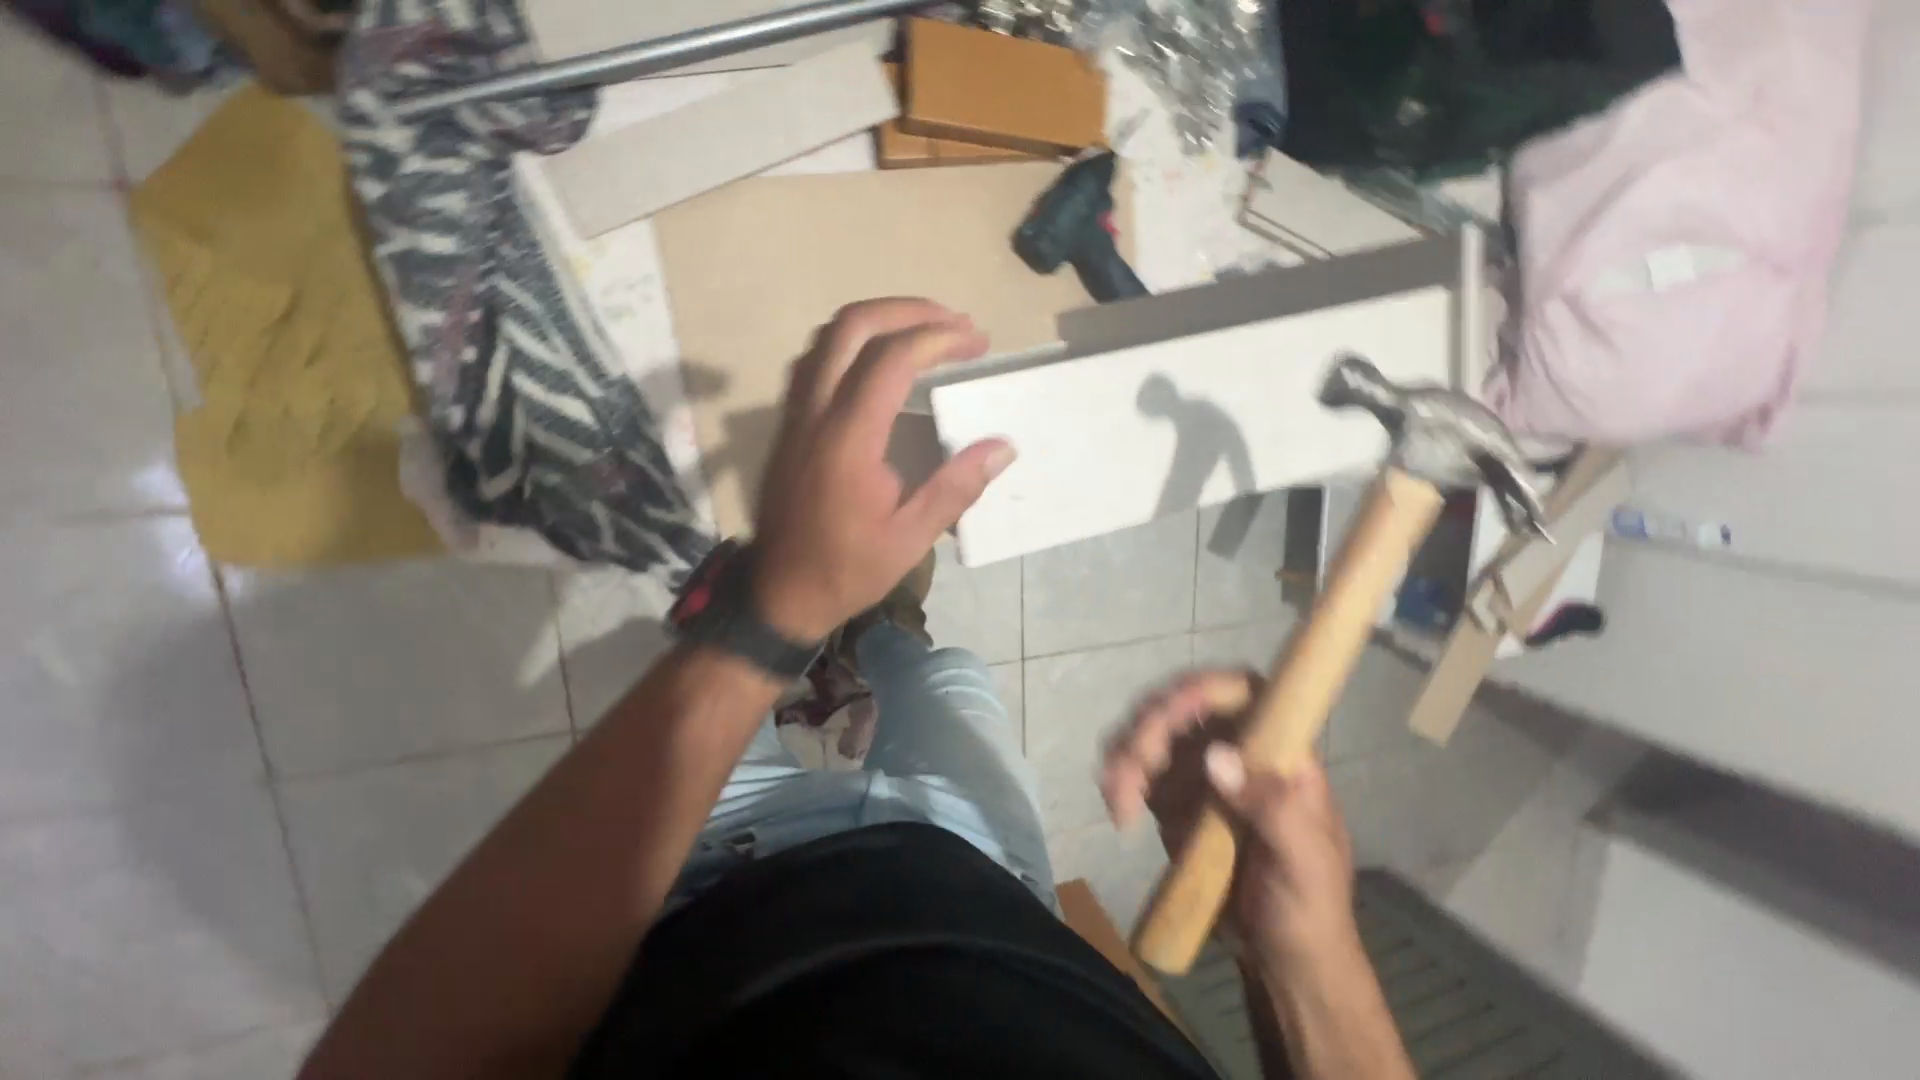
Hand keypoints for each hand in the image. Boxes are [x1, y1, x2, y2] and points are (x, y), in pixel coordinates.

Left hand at [752, 299, 1015, 641]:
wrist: (779, 593)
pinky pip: (814, 360)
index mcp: (847, 439)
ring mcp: (794, 415)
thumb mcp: (910, 540)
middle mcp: (814, 412)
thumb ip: (955, 488)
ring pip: (827, 337)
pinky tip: (879, 364)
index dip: (938, 337)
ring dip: (878, 321)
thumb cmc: (846, 570)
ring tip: (923, 332)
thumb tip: (1003, 447)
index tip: (976, 341)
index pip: (891, 358)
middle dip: (908, 311)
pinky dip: (852, 344)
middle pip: (852, 326)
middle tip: (954, 323)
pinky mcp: (788, 425)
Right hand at [1101, 670, 1357, 965]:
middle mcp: (1236, 752)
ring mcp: (1199, 775)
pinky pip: (1135, 771)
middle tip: (1134, 765)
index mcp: (1278, 754)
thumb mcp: (1305, 863)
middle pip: (1183, 706)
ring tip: (1120, 798)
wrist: (1282, 961)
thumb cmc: (1309, 908)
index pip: (1243, 691)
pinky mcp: (1170, 801)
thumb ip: (1272, 808)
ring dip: (1125, 753)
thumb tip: (1216, 755)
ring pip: (1150, 733)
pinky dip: (1117, 781)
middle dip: (1150, 725)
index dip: (1204, 687)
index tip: (1171, 710)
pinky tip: (1120, 812)